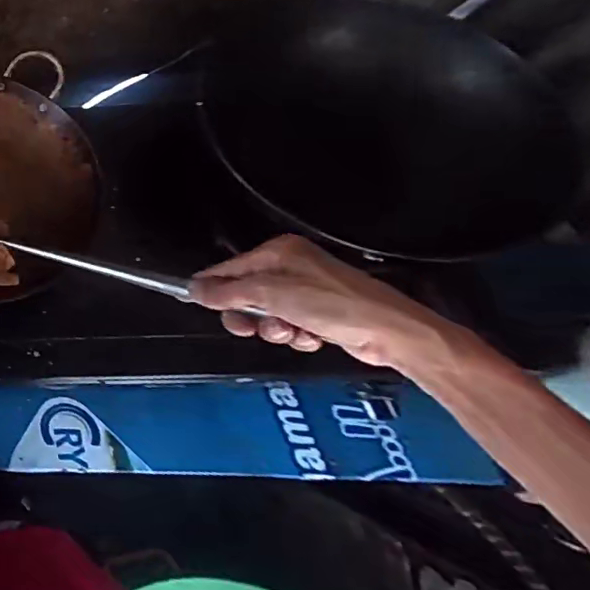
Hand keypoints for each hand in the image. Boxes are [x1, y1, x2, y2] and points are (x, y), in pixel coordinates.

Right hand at [190, 235, 466, 370]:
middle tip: (249, 328)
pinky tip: (309, 337)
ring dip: (273, 327)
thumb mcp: (271, 295)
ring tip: (290, 332)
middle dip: (247, 314)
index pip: (228, 268)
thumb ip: (227, 292)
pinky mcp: (322, 312)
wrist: (395, 335)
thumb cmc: (335, 307)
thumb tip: (194, 289)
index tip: (200, 304)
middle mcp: (292, 265)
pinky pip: (290, 323)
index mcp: (278, 251)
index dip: (213, 288)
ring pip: (267, 312)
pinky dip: (295, 334)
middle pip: (245, 292)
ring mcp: (308, 289)